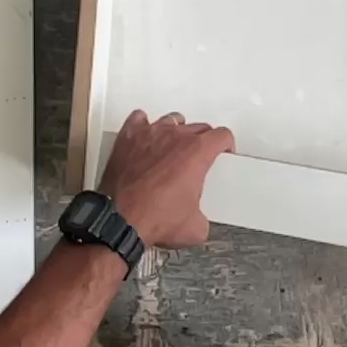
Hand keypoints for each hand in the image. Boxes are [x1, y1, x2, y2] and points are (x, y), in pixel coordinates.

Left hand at [99, 110, 235, 248]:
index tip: (223, 150)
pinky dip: (144, 126)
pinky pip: (139, 119)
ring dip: (176, 131)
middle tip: (200, 156)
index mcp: (197, 152)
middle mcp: (175, 137)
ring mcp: (150, 133)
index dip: (226, 143)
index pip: (221, 135)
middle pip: (198, 126)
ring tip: (174, 145)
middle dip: (203, 139)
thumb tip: (198, 220)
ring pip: (171, 120)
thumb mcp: (194, 228)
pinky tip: (145, 135)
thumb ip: (203, 216)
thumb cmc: (153, 216)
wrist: (120, 219)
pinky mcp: (128, 137)